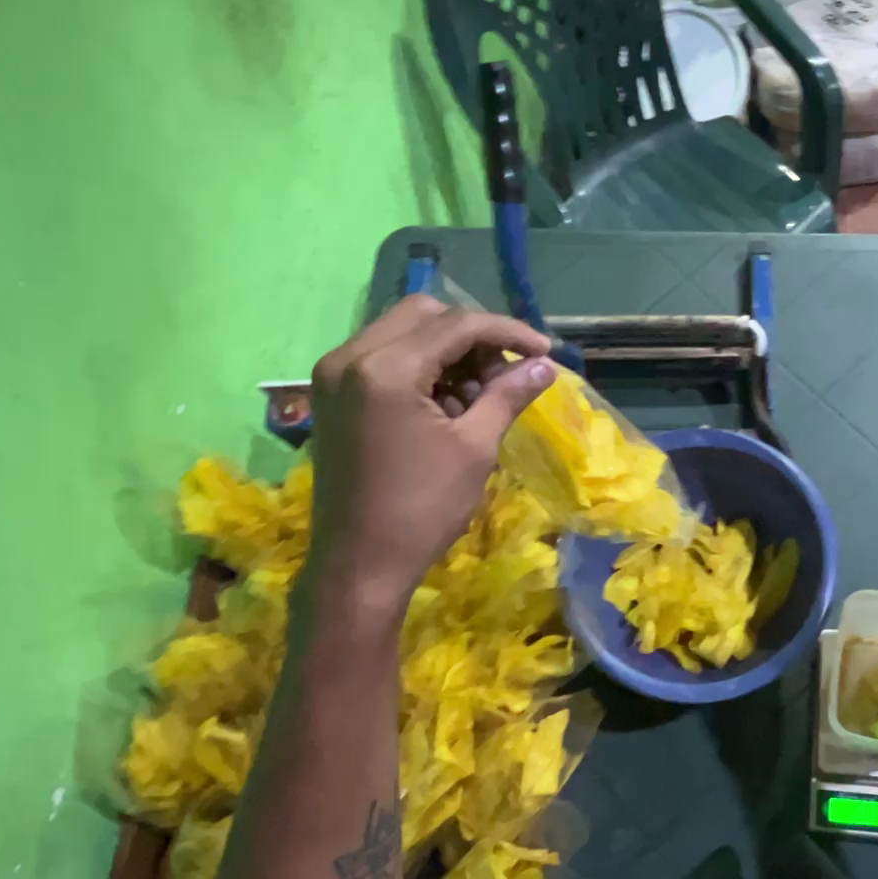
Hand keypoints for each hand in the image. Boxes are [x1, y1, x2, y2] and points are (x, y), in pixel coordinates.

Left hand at [305, 294, 554, 606]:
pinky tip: (447, 405)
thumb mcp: (475, 448)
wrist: (361, 564)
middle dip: (473, 338)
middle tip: (506, 374)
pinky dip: (421, 369)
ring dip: (447, 353)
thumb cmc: (423, 509)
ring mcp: (334, 375)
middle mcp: (349, 357)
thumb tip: (545, 366)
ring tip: (479, 396)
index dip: (507, 332)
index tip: (545, 352)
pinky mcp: (332, 395)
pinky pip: (383, 358)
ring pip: (402, 334)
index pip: (456, 324)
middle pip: (424, 315)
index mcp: (384, 368)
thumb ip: (507, 395)